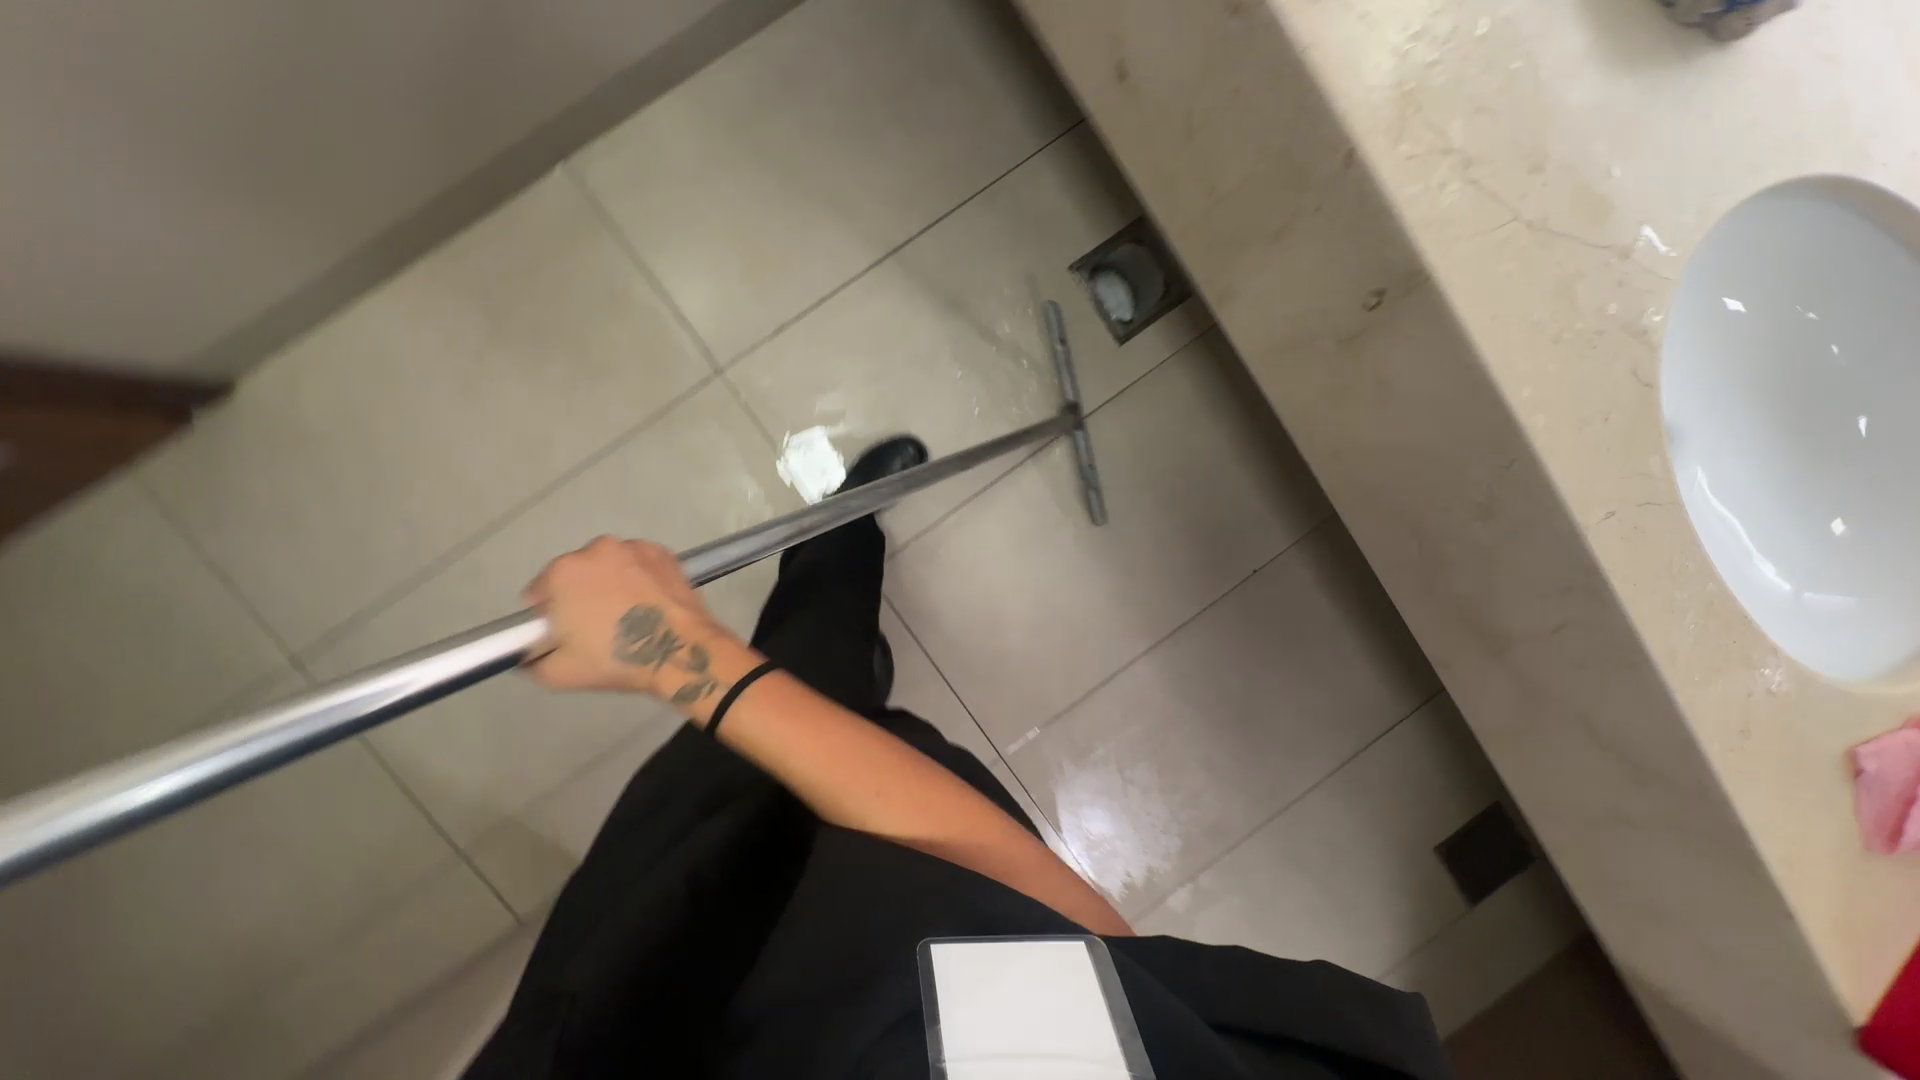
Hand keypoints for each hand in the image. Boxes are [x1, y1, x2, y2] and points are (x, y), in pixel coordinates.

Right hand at [521, 536, 749, 711]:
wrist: (681, 651)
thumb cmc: (617, 659)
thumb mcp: (557, 673)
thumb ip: (529, 659)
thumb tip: (526, 652)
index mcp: (563, 572)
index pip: (539, 593)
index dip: (549, 616)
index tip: (567, 633)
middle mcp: (596, 549)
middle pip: (575, 575)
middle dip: (580, 597)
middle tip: (599, 627)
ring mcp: (633, 547)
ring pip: (608, 567)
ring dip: (610, 584)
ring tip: (628, 615)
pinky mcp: (662, 553)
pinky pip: (638, 564)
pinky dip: (639, 578)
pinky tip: (648, 602)